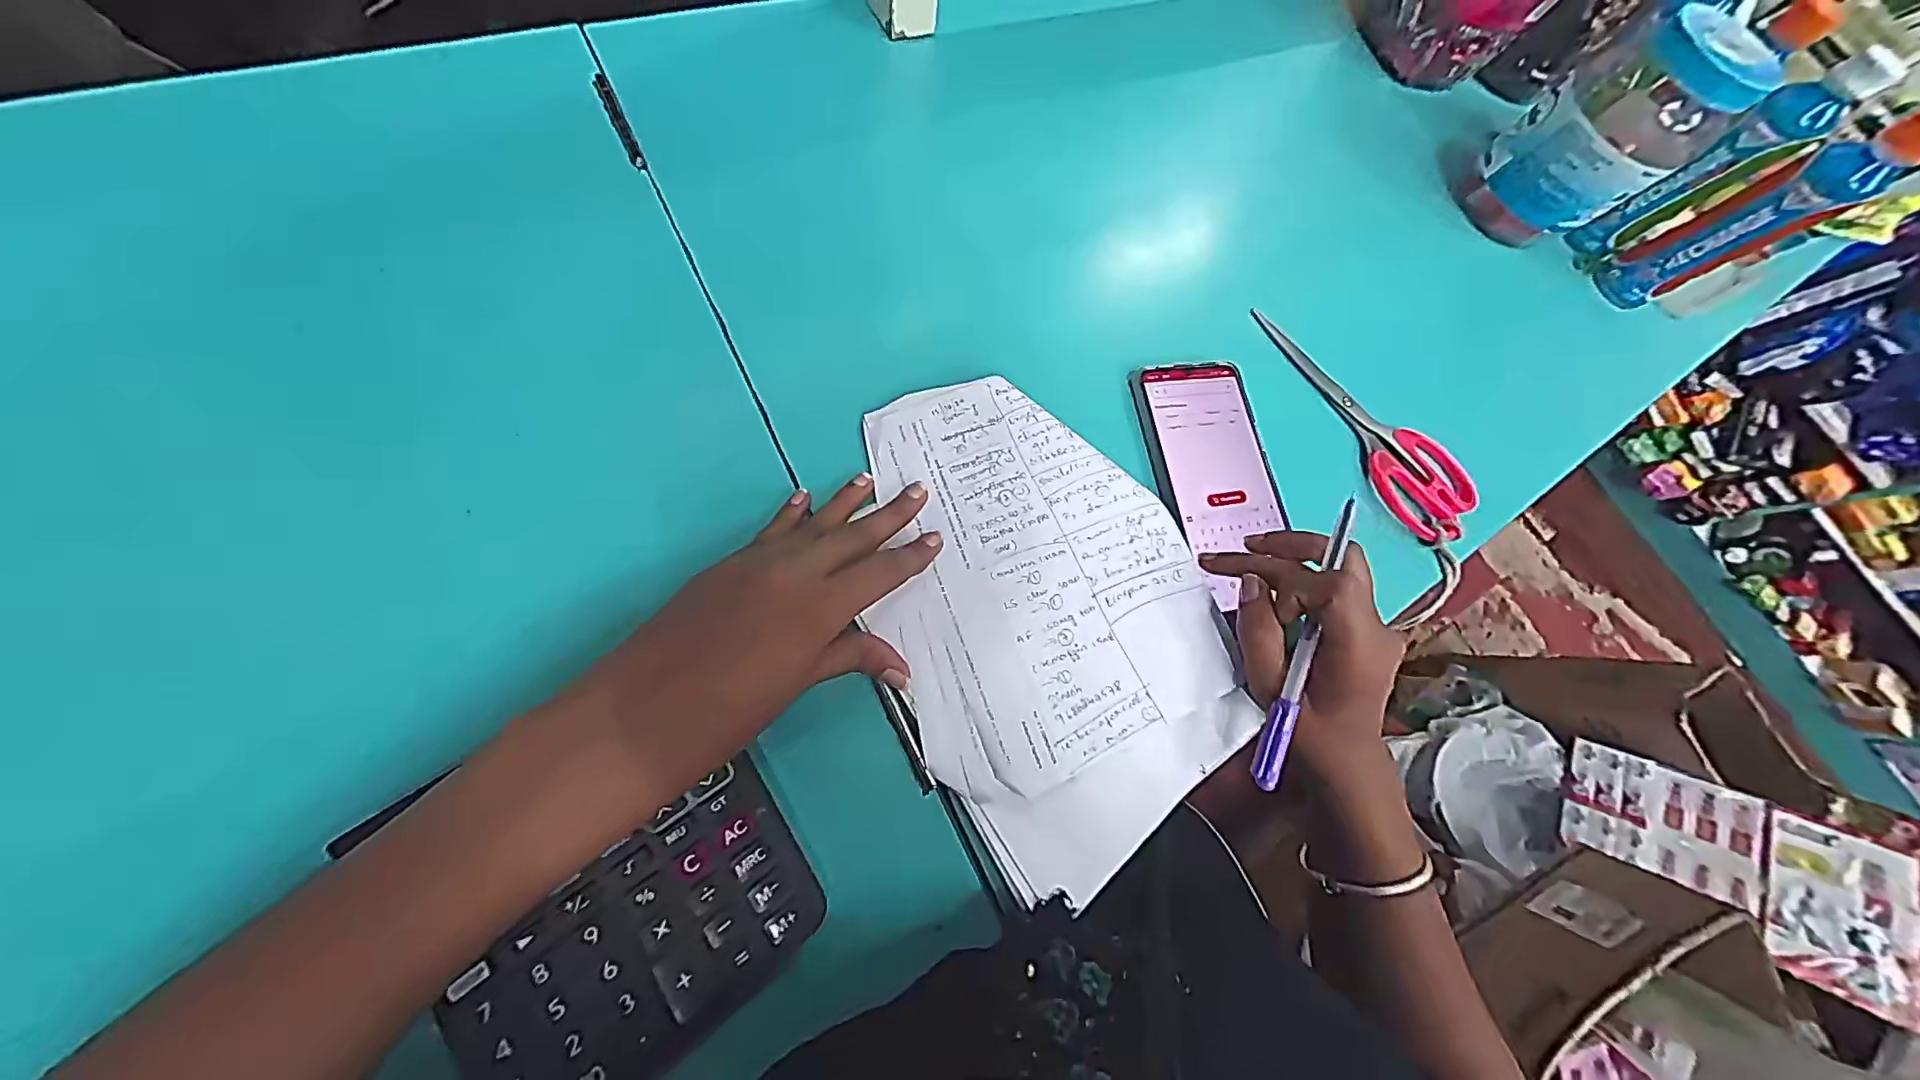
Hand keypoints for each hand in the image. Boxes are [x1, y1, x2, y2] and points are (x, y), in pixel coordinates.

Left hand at [554, 474, 938, 796]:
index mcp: (818, 607)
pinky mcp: (728, 564)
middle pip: (850, 537)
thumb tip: (901, 667)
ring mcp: (757, 563)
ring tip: (868, 480)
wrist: (639, 712)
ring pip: (811, 525)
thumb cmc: (728, 711)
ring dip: (842, 503)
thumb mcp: (795, 684)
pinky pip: (770, 531)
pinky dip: (790, 515)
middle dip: (887, 515)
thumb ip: (848, 659)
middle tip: (916, 490)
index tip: (933, 537)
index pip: (877, 573)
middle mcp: (793, 573)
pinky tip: (803, 498)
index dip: (908, 557)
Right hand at [1198, 532, 1404, 783]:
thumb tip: (1251, 583)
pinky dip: (1303, 579)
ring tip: (1251, 559)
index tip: (1260, 600)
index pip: (1331, 583)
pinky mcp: (1366, 631)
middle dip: (1293, 544)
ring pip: (1340, 568)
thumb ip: (1257, 630)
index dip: (1289, 579)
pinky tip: (1272, 590)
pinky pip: (1336, 590)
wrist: (1347, 763)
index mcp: (1359, 643)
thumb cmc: (1307, 733)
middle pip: (1343, 558)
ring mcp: (1378, 627)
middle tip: (1248, 546)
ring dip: (1296, 557)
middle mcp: (1378, 627)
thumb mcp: (1270, 686)